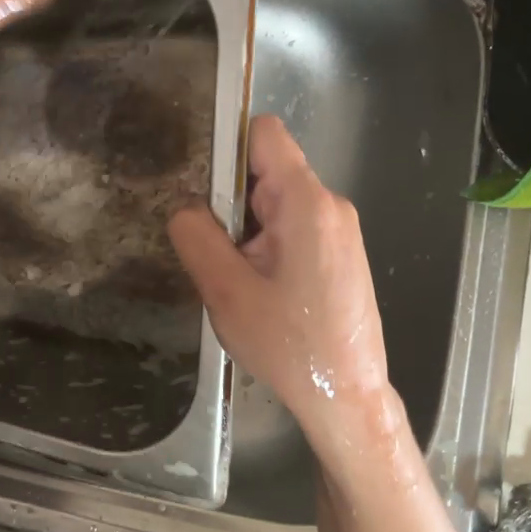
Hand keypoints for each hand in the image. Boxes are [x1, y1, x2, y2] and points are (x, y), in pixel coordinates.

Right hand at [167, 116, 391, 430]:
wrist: (345, 397)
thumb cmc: (288, 344)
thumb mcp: (225, 291)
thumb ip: (196, 236)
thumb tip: (185, 207)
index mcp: (306, 204)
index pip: (264, 134)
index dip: (226, 144)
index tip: (199, 181)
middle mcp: (330, 206)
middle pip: (266, 170)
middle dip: (230, 199)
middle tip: (212, 246)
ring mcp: (339, 230)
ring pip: (275, 201)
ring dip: (246, 227)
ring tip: (234, 274)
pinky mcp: (339, 253)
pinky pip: (291, 225)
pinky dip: (265, 242)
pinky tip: (256, 285)